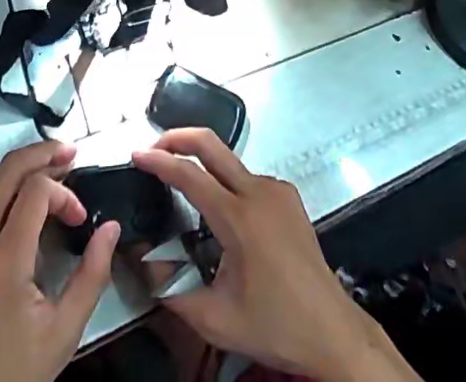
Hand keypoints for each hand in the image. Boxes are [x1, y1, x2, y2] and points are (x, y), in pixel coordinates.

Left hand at [0, 140, 120, 381]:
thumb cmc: (8, 374)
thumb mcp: (62, 334)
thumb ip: (91, 276)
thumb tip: (111, 228)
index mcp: (4, 260)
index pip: (35, 189)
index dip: (65, 191)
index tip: (81, 219)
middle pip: (7, 171)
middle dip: (43, 152)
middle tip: (72, 152)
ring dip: (28, 171)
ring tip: (60, 176)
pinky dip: (14, 193)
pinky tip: (35, 208)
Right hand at [132, 130, 420, 381]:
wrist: (330, 329)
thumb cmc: (272, 324)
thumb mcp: (212, 317)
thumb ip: (168, 286)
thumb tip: (141, 257)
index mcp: (239, 219)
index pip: (190, 175)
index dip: (158, 161)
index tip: (136, 155)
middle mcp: (260, 193)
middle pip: (213, 144)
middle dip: (179, 137)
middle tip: (153, 148)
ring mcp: (278, 190)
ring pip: (230, 164)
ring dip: (203, 166)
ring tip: (180, 190)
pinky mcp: (289, 196)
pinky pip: (249, 179)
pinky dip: (227, 185)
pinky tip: (219, 214)